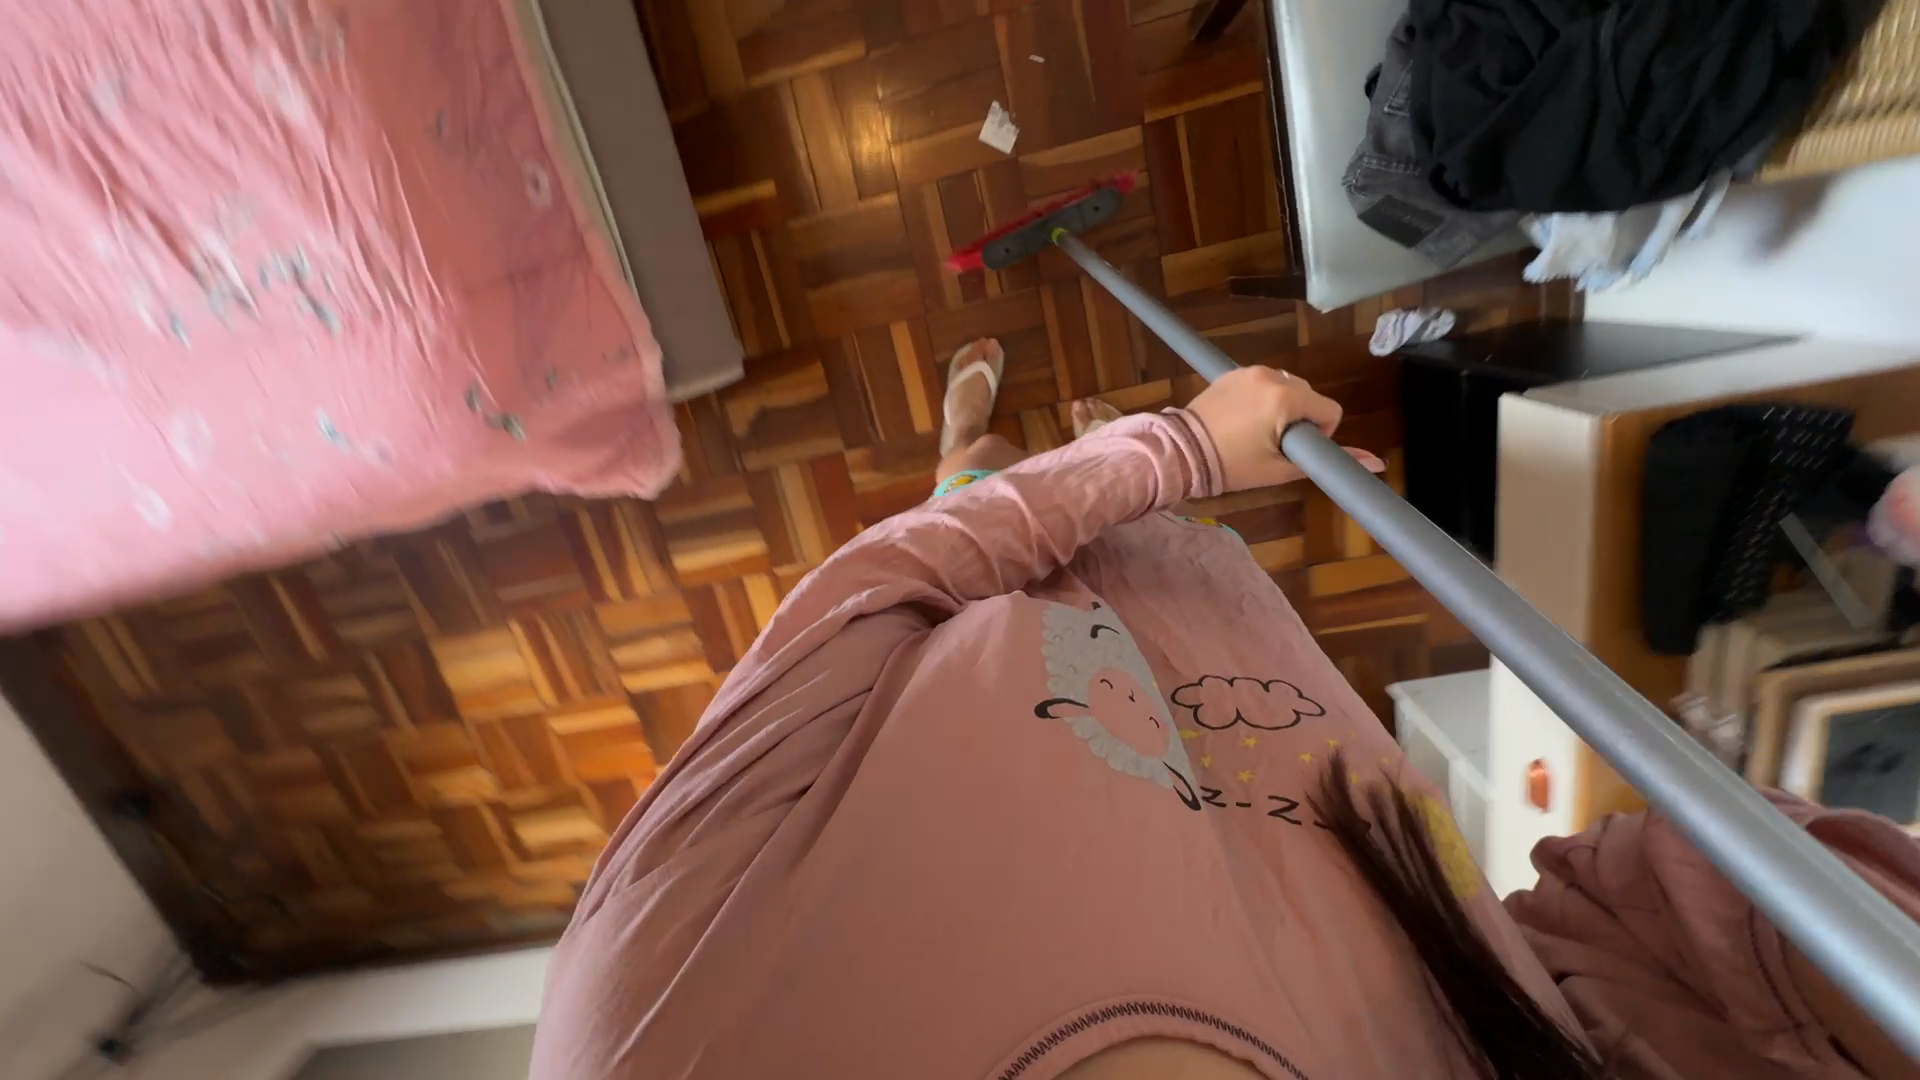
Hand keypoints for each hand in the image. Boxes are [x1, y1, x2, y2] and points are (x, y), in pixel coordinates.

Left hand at [1185, 366, 1385, 492]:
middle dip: (1298, 419)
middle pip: (1307, 395)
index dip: (1319, 434)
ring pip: (1285, 387)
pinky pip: (1261, 383)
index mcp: (1286, 397)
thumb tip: (1377, 463)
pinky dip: (1261, 398)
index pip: (1329, 410)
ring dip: (1280, 407)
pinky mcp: (1231, 373)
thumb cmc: (1230, 466)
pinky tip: (1241, 419)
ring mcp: (1249, 371)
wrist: (1180, 453)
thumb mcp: (1279, 469)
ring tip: (1253, 432)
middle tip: (1270, 443)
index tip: (1293, 448)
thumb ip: (1326, 462)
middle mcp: (1271, 375)